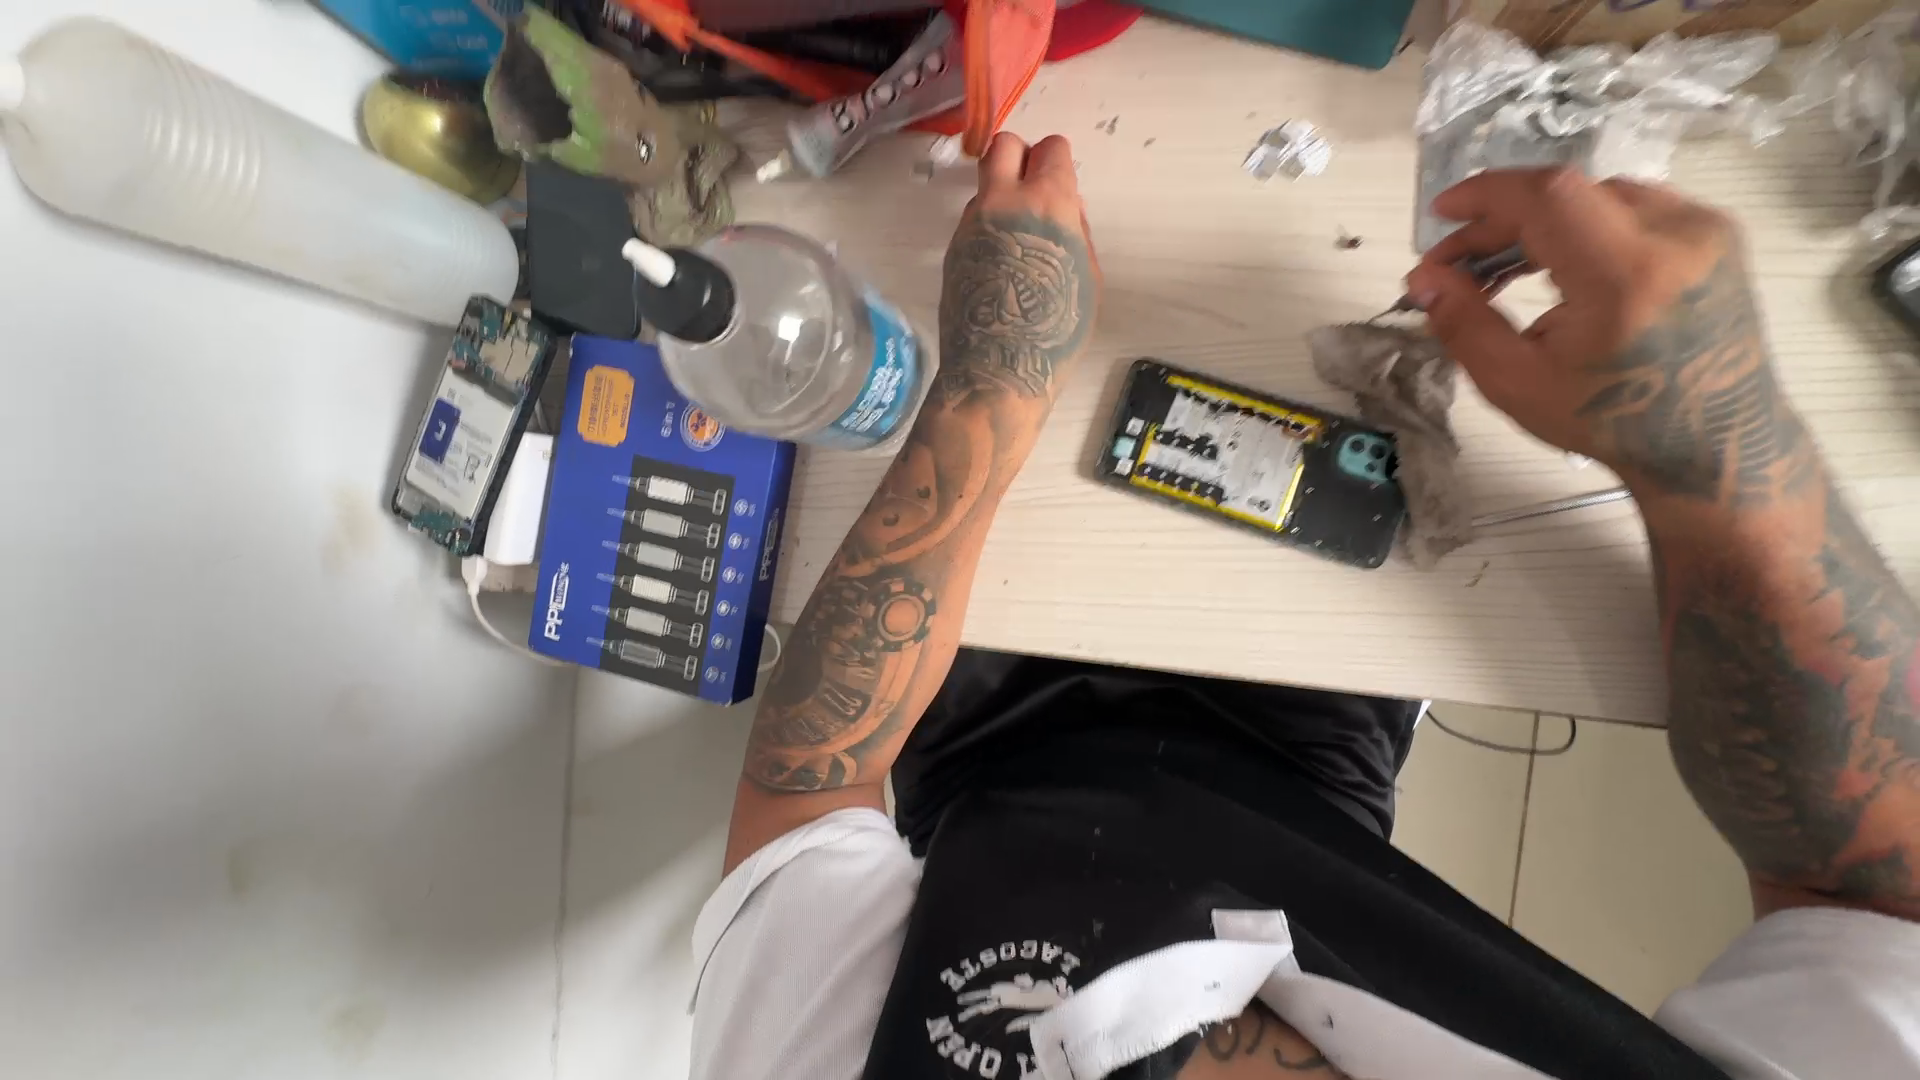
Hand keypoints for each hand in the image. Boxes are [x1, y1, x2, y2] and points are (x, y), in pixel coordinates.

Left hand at [938, 132, 1099, 401]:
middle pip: (1004, 145)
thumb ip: (1077, 233)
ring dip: (1001, 200)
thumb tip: (1067, 210)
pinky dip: (987, 232)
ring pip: (985, 187)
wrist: (997, 369)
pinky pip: (972, 223)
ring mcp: (970, 225)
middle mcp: (1003, 201)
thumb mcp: (1088, 280)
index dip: (1057, 163)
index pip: (1051, 148)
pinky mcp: (952, 250)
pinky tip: (998, 269)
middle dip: (1020, 157)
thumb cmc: (1055, 332)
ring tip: (1016, 244)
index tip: (1060, 187)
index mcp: (1048, 202)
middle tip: (1031, 190)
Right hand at [1406, 167, 1807, 504]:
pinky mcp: (1712, 236)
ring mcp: (1703, 230)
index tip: (1440, 213)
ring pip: (1596, 197)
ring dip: (1534, 223)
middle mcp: (1676, 235)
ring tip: (1494, 270)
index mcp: (1624, 274)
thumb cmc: (1604, 419)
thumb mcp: (1513, 381)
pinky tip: (1547, 266)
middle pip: (1567, 194)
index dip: (1486, 193)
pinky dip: (1575, 227)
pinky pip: (1628, 209)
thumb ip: (1463, 323)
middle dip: (1498, 221)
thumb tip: (1422, 278)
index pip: (1548, 196)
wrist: (1710, 439)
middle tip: (1453, 266)